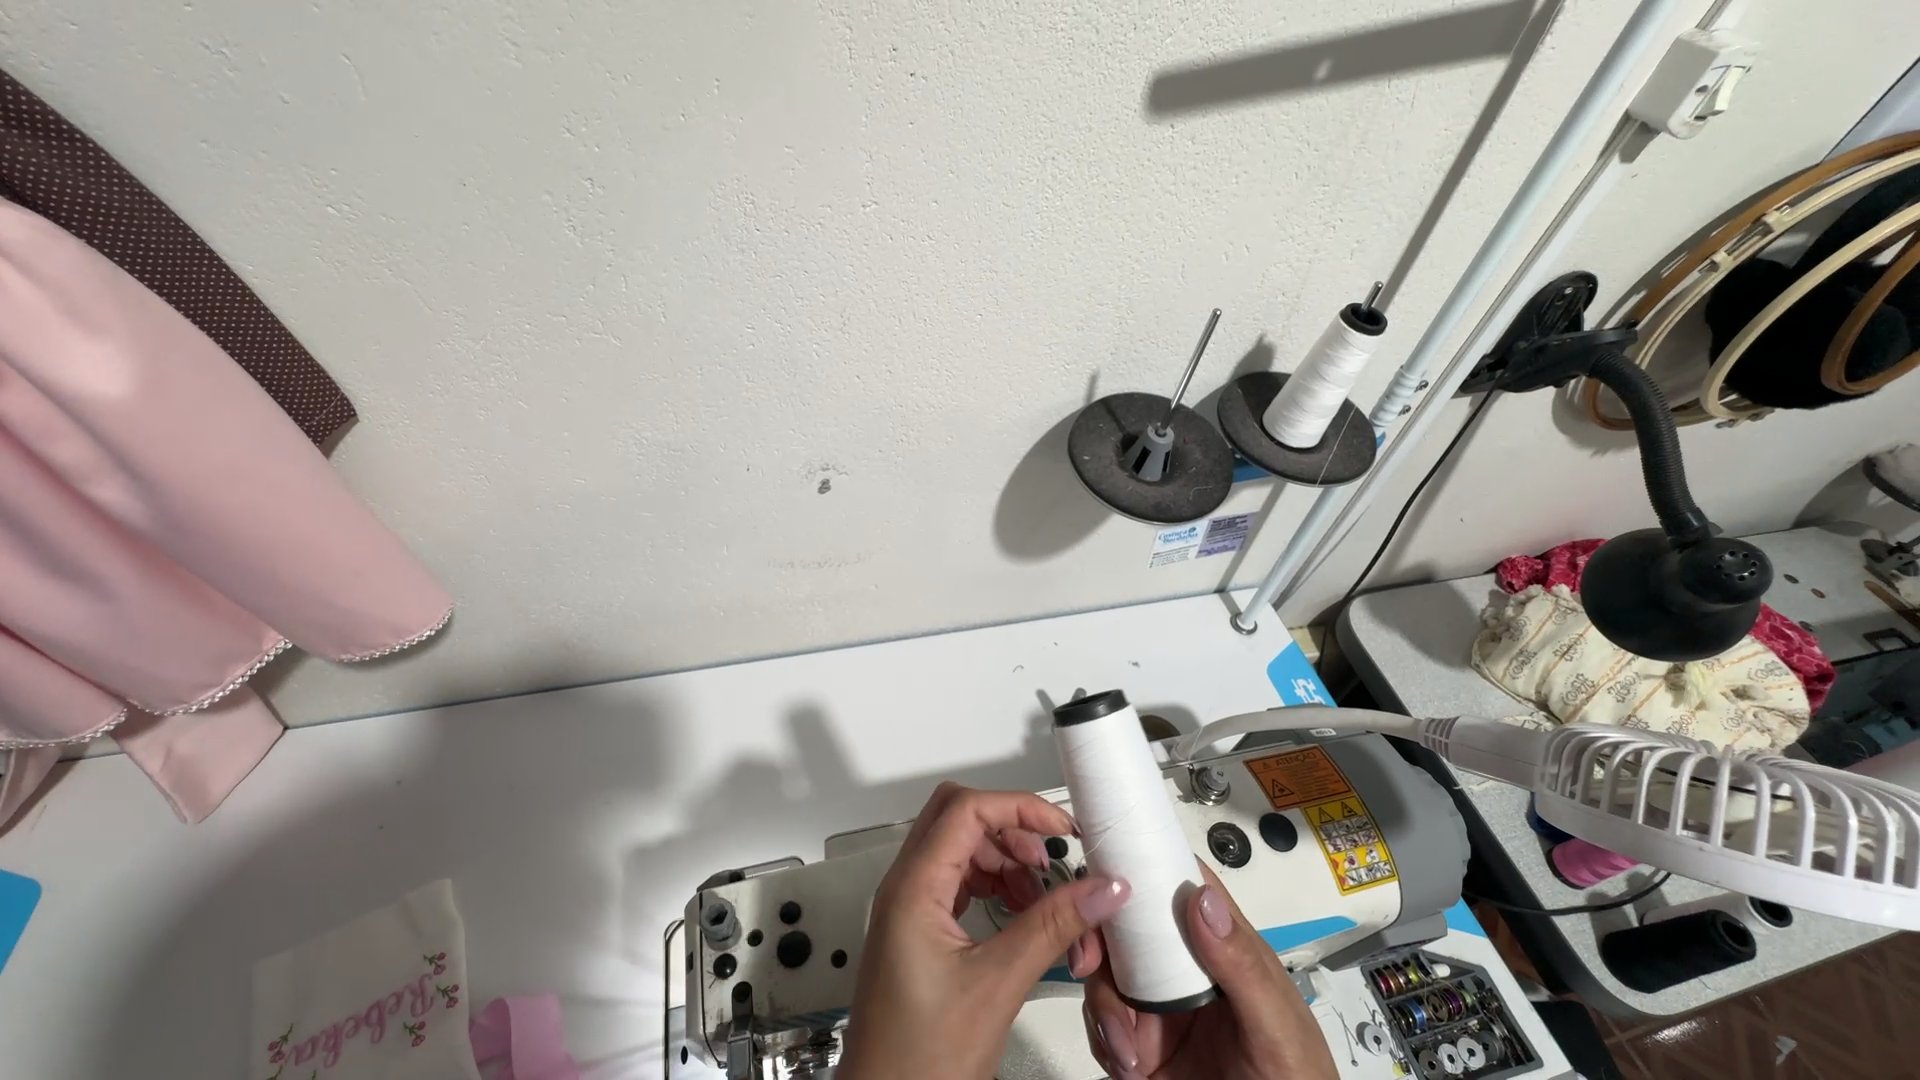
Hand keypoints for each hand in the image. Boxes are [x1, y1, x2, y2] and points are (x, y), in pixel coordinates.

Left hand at [836, 782, 1131, 1079]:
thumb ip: (1052, 928)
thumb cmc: (919, 1060)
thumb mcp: (998, 985)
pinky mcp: (920, 928)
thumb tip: (1100, 888)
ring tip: (1044, 895)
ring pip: (961, 848)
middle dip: (1011, 829)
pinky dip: (996, 884)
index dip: (1018, 808)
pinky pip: (960, 881)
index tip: (1061, 830)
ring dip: (1007, 860)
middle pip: (959, 818)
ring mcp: (910, 906)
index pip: (966, 810)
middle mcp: (905, 887)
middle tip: (1052, 859)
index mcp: (912, 889)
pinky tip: (1023, 912)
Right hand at [1077, 864, 1338, 1079]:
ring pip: (1105, 974)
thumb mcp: (1276, 1023)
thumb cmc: (1296, 1078)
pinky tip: (1126, 1065)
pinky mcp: (1141, 1044)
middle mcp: (1182, 967)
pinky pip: (1101, 1023)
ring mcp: (1159, 1005)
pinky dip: (1102, 1039)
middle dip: (1096, 937)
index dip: (1138, 869)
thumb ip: (1241, 964)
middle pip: (1124, 926)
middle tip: (1087, 962)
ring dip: (1102, 1005)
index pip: (1176, 884)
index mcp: (1219, 944)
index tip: (1104, 881)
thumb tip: (1201, 895)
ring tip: (1126, 1052)